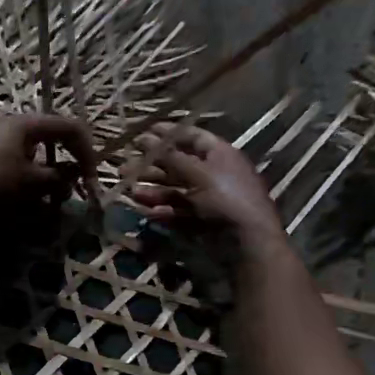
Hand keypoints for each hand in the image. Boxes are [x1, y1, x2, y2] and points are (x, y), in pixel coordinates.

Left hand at [0, 114, 97, 210]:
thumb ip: (57, 178)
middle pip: (47, 142)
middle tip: (66, 196)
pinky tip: (18, 207)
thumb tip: (71, 176)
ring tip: (43, 207)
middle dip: (62, 169)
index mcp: (23, 124)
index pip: (68, 127)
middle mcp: (5, 127)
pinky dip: (22, 185)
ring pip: (28, 159)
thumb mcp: (31, 183)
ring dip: (42, 181)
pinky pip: (10, 169)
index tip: (91, 181)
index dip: (86, 152)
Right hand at [130, 124, 283, 242]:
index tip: (143, 133)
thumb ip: (170, 156)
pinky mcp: (203, 220)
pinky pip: (179, 211)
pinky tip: (147, 212)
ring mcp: (208, 198)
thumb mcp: (197, 172)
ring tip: (131, 193)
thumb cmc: (225, 197)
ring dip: (153, 190)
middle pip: (178, 164)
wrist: (247, 241)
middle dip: (152, 166)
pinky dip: (164, 211)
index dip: (168, 133)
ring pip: (176, 190)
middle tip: (126, 168)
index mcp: (219, 153)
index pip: (191, 136)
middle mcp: (214, 173)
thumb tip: (145, 139)